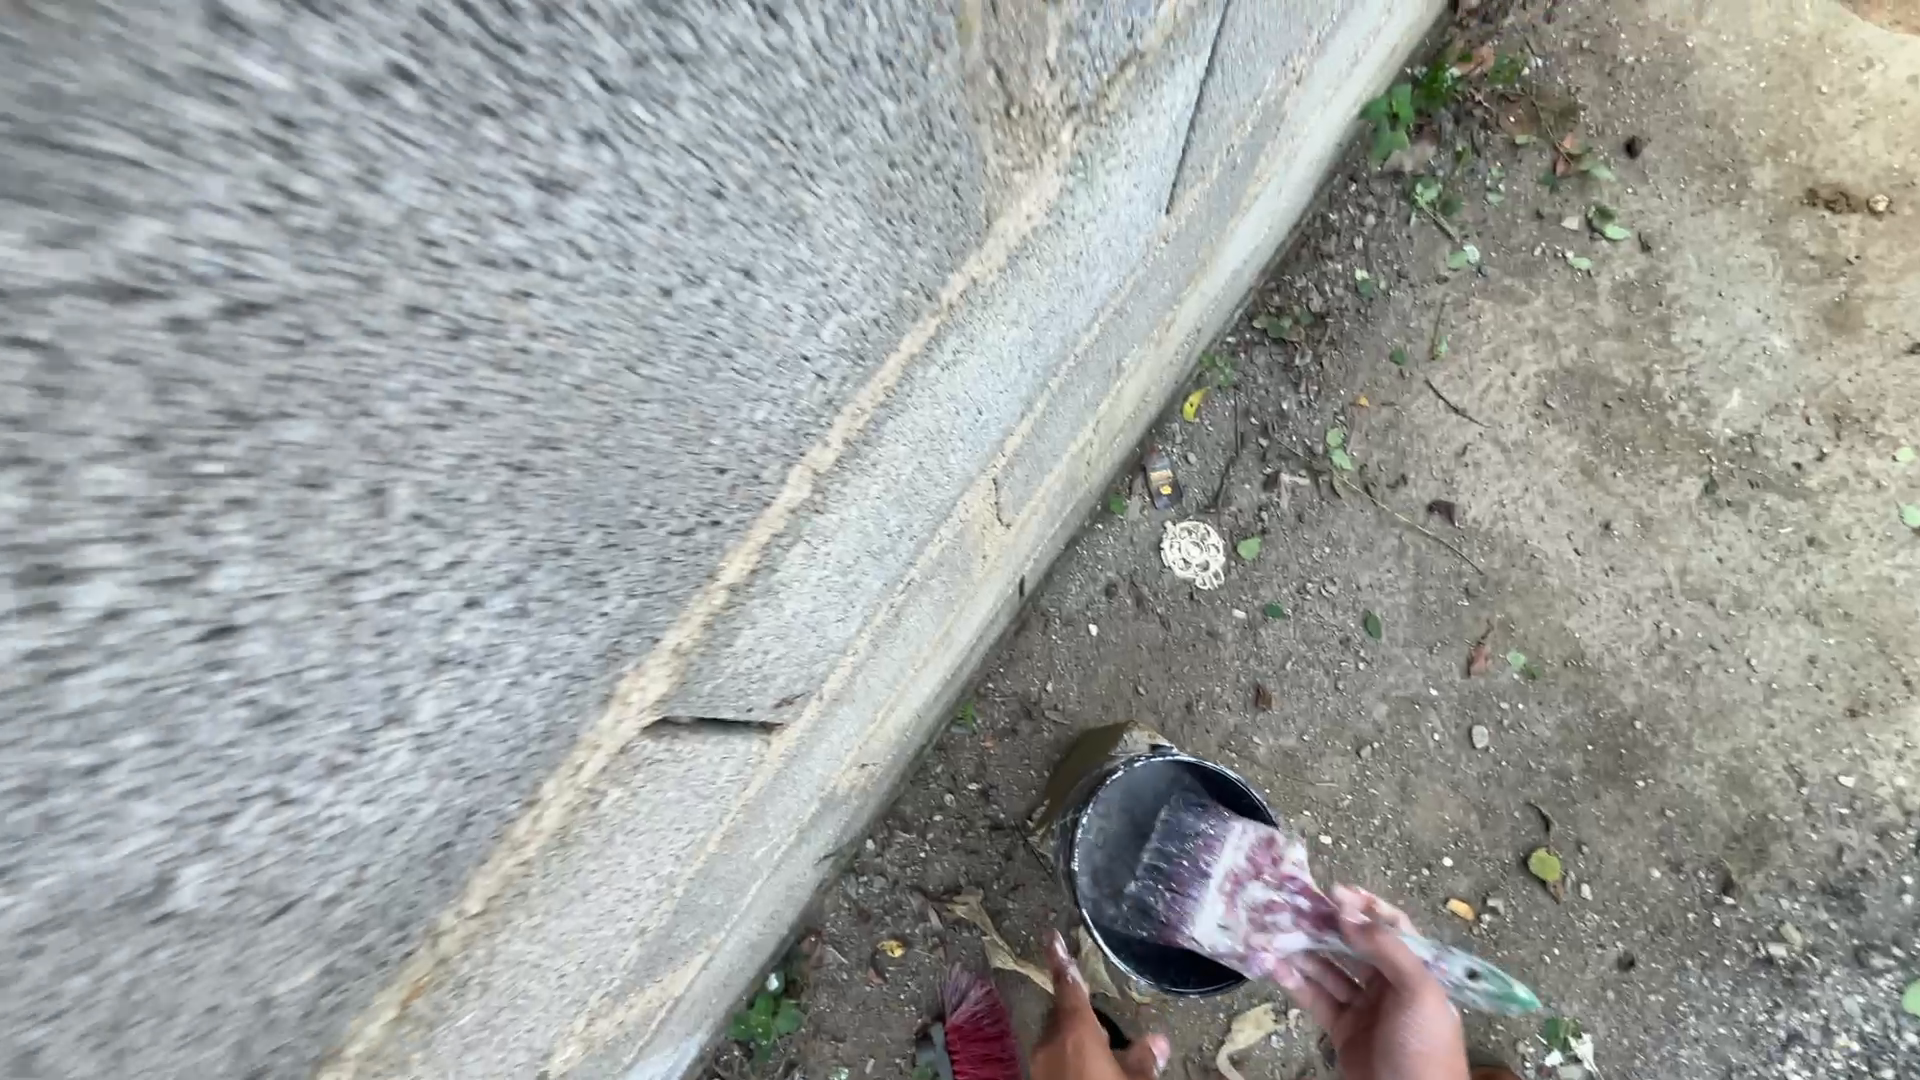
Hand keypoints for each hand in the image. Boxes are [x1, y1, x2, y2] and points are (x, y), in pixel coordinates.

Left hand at [1029, 931, 1169, 1079]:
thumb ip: (1143, 1059)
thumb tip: (1159, 1041)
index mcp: (1073, 1030)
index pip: (1067, 984)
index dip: (1061, 958)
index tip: (1052, 936)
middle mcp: (1049, 1042)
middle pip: (1062, 1014)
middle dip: (1080, 1013)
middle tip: (1103, 1022)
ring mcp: (1039, 1066)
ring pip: (1057, 1039)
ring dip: (1076, 1039)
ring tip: (1102, 1051)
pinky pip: (1054, 1061)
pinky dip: (1070, 1058)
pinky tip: (1089, 1071)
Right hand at [1271, 886, 1468, 1079]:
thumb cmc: (1424, 1048)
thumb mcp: (1419, 994)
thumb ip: (1386, 948)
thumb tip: (1346, 911)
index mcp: (1416, 974)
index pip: (1392, 929)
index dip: (1366, 907)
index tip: (1335, 891)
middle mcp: (1389, 986)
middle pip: (1353, 945)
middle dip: (1324, 925)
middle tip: (1293, 905)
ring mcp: (1363, 1008)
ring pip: (1329, 968)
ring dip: (1304, 950)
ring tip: (1276, 931)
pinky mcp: (1341, 1029)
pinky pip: (1315, 997)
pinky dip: (1295, 981)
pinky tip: (1275, 966)